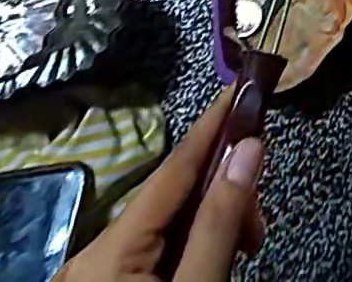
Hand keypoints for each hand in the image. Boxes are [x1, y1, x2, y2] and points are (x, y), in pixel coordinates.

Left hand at [54, 89, 265, 281]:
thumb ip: (220, 223)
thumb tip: (250, 147)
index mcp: (109, 250)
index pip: (172, 168)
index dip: (211, 125)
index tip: (242, 88)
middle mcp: (93, 253)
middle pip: (171, 198)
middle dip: (220, 193)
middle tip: (257, 225)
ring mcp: (95, 273)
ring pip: (166, 225)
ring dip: (210, 223)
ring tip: (243, 246)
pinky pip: (155, 250)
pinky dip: (190, 245)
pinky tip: (213, 256)